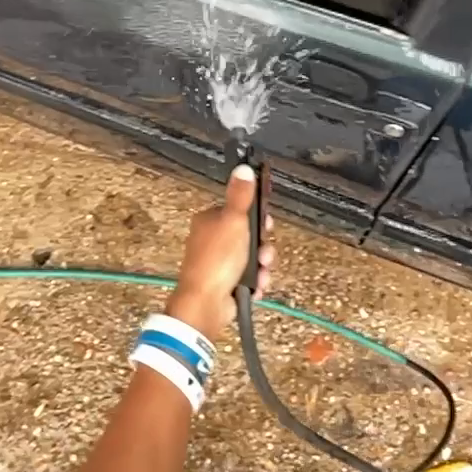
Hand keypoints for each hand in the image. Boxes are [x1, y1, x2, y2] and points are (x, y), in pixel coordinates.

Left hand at [166, 165, 272, 338]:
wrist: (206, 303)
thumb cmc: (215, 260)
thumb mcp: (233, 220)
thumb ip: (240, 195)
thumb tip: (243, 168)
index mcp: (211, 220)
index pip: (240, 209)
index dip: (257, 216)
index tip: (266, 222)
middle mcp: (214, 240)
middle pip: (250, 235)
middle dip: (263, 246)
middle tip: (263, 252)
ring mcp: (220, 262)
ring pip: (254, 257)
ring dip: (263, 266)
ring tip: (260, 272)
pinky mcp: (227, 282)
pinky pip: (251, 277)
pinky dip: (257, 282)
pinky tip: (256, 286)